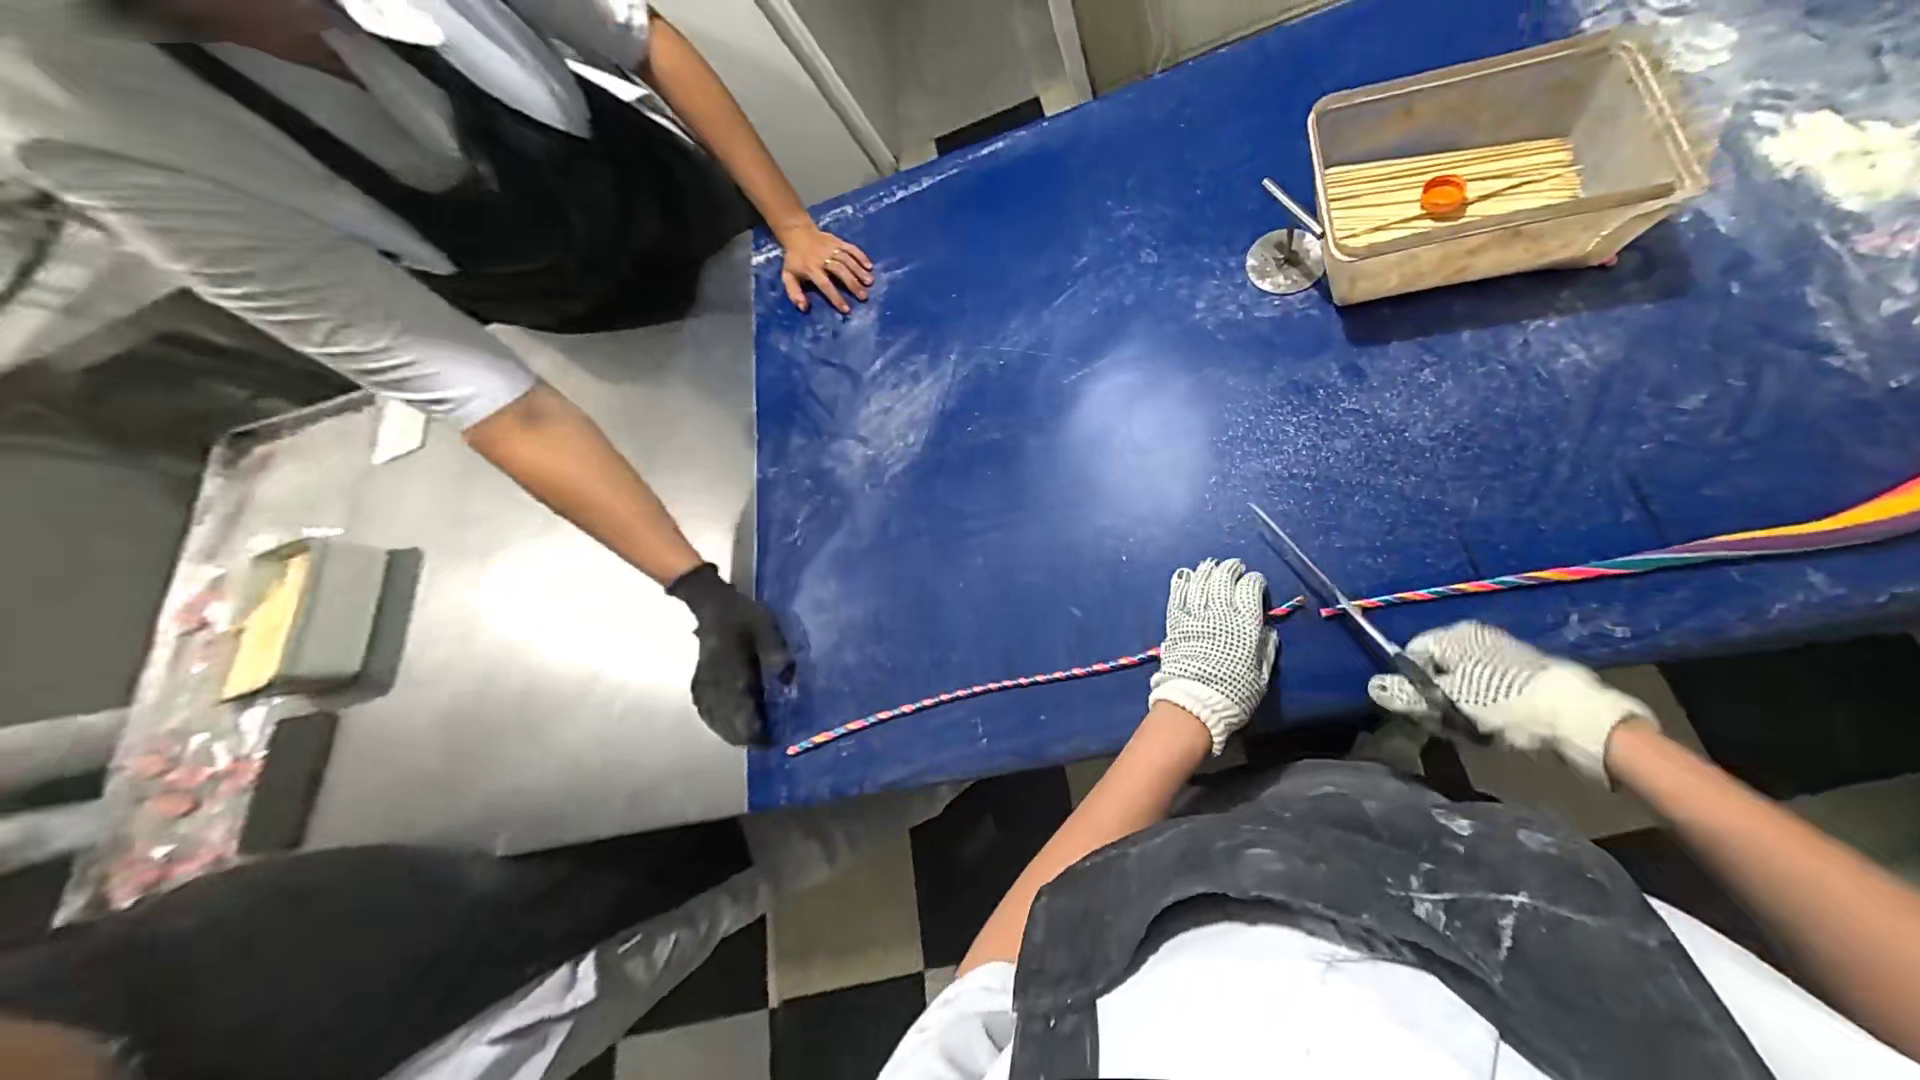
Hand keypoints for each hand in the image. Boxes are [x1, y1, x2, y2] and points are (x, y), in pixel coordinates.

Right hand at [667, 564, 794, 744]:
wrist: (711, 606)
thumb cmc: (743, 617)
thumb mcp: (767, 629)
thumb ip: (777, 654)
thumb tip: (788, 681)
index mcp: (733, 678)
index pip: (744, 719)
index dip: (759, 734)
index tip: (775, 739)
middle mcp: (716, 689)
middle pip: (730, 727)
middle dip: (749, 738)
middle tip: (770, 738)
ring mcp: (704, 688)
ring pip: (717, 723)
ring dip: (735, 733)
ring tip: (755, 735)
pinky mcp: (699, 685)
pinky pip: (708, 713)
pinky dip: (720, 724)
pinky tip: (732, 724)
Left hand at [776, 223, 873, 313]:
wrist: (797, 233)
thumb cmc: (794, 260)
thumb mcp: (788, 276)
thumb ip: (794, 293)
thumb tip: (804, 307)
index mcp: (810, 268)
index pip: (825, 284)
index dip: (836, 297)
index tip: (846, 309)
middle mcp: (822, 258)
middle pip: (840, 271)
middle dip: (852, 284)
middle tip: (864, 296)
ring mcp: (831, 248)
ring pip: (847, 259)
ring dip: (859, 271)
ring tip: (869, 282)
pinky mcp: (838, 241)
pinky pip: (851, 248)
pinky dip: (861, 256)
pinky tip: (870, 266)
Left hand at [1147, 558, 1278, 754]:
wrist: (1194, 701)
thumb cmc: (1233, 692)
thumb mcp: (1261, 674)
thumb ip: (1266, 648)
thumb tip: (1267, 630)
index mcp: (1245, 623)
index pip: (1250, 589)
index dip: (1254, 581)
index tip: (1255, 582)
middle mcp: (1220, 613)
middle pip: (1224, 580)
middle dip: (1231, 569)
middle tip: (1234, 566)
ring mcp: (1195, 616)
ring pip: (1201, 583)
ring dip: (1207, 570)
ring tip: (1211, 565)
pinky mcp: (1176, 622)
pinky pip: (1178, 596)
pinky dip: (1181, 582)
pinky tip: (1184, 574)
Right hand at [1366, 621, 1653, 782]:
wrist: (1579, 719)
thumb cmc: (1505, 703)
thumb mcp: (1449, 702)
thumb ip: (1407, 694)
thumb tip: (1373, 686)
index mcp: (1454, 634)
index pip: (1411, 653)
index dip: (1409, 682)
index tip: (1419, 708)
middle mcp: (1475, 636)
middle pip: (1436, 668)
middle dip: (1436, 696)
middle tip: (1447, 722)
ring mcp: (1502, 654)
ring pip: (1461, 682)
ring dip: (1460, 706)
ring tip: (1475, 728)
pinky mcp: (1524, 673)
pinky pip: (1487, 689)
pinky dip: (1484, 707)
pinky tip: (1496, 726)